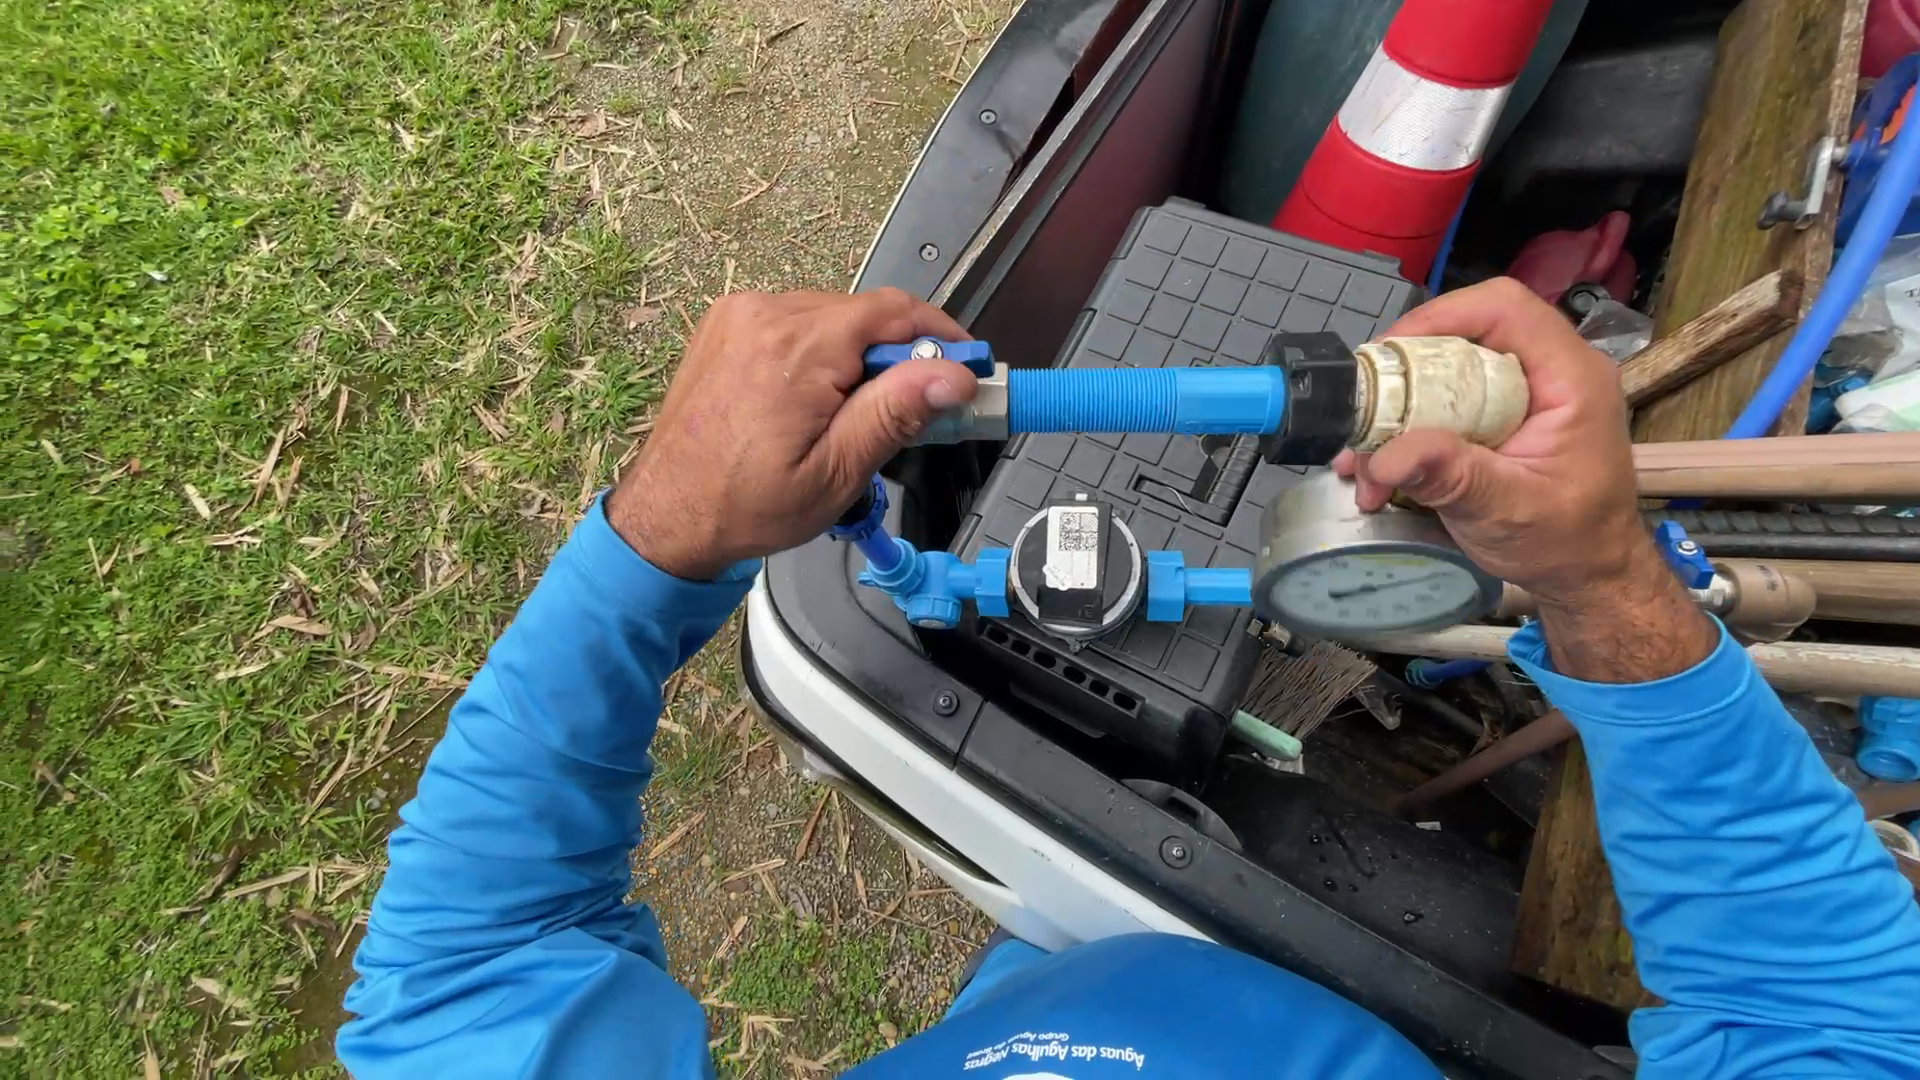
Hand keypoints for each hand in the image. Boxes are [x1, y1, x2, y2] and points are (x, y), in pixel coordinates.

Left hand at [607, 288, 975, 579]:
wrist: (668, 515)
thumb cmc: (745, 506)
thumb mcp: (836, 473)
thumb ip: (895, 414)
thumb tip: (953, 374)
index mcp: (796, 349)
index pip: (894, 312)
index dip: (941, 336)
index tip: (966, 365)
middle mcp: (765, 315)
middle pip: (865, 313)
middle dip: (901, 353)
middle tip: (921, 403)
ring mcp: (740, 316)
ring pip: (833, 317)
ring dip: (861, 354)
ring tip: (862, 412)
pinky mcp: (728, 325)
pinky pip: (797, 322)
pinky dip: (824, 351)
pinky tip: (822, 397)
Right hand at [1334, 278, 1716, 680]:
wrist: (1583, 574)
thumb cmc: (1564, 541)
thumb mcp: (1507, 510)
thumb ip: (1452, 478)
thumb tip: (1386, 456)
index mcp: (1567, 378)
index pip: (1502, 309)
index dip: (1438, 318)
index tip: (1384, 357)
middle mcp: (1540, 375)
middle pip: (1458, 340)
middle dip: (1397, 379)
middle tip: (1359, 416)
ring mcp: (1513, 398)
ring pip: (1437, 378)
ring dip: (1388, 418)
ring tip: (1361, 464)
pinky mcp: (1489, 421)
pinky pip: (1433, 408)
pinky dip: (1396, 437)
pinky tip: (1374, 472)